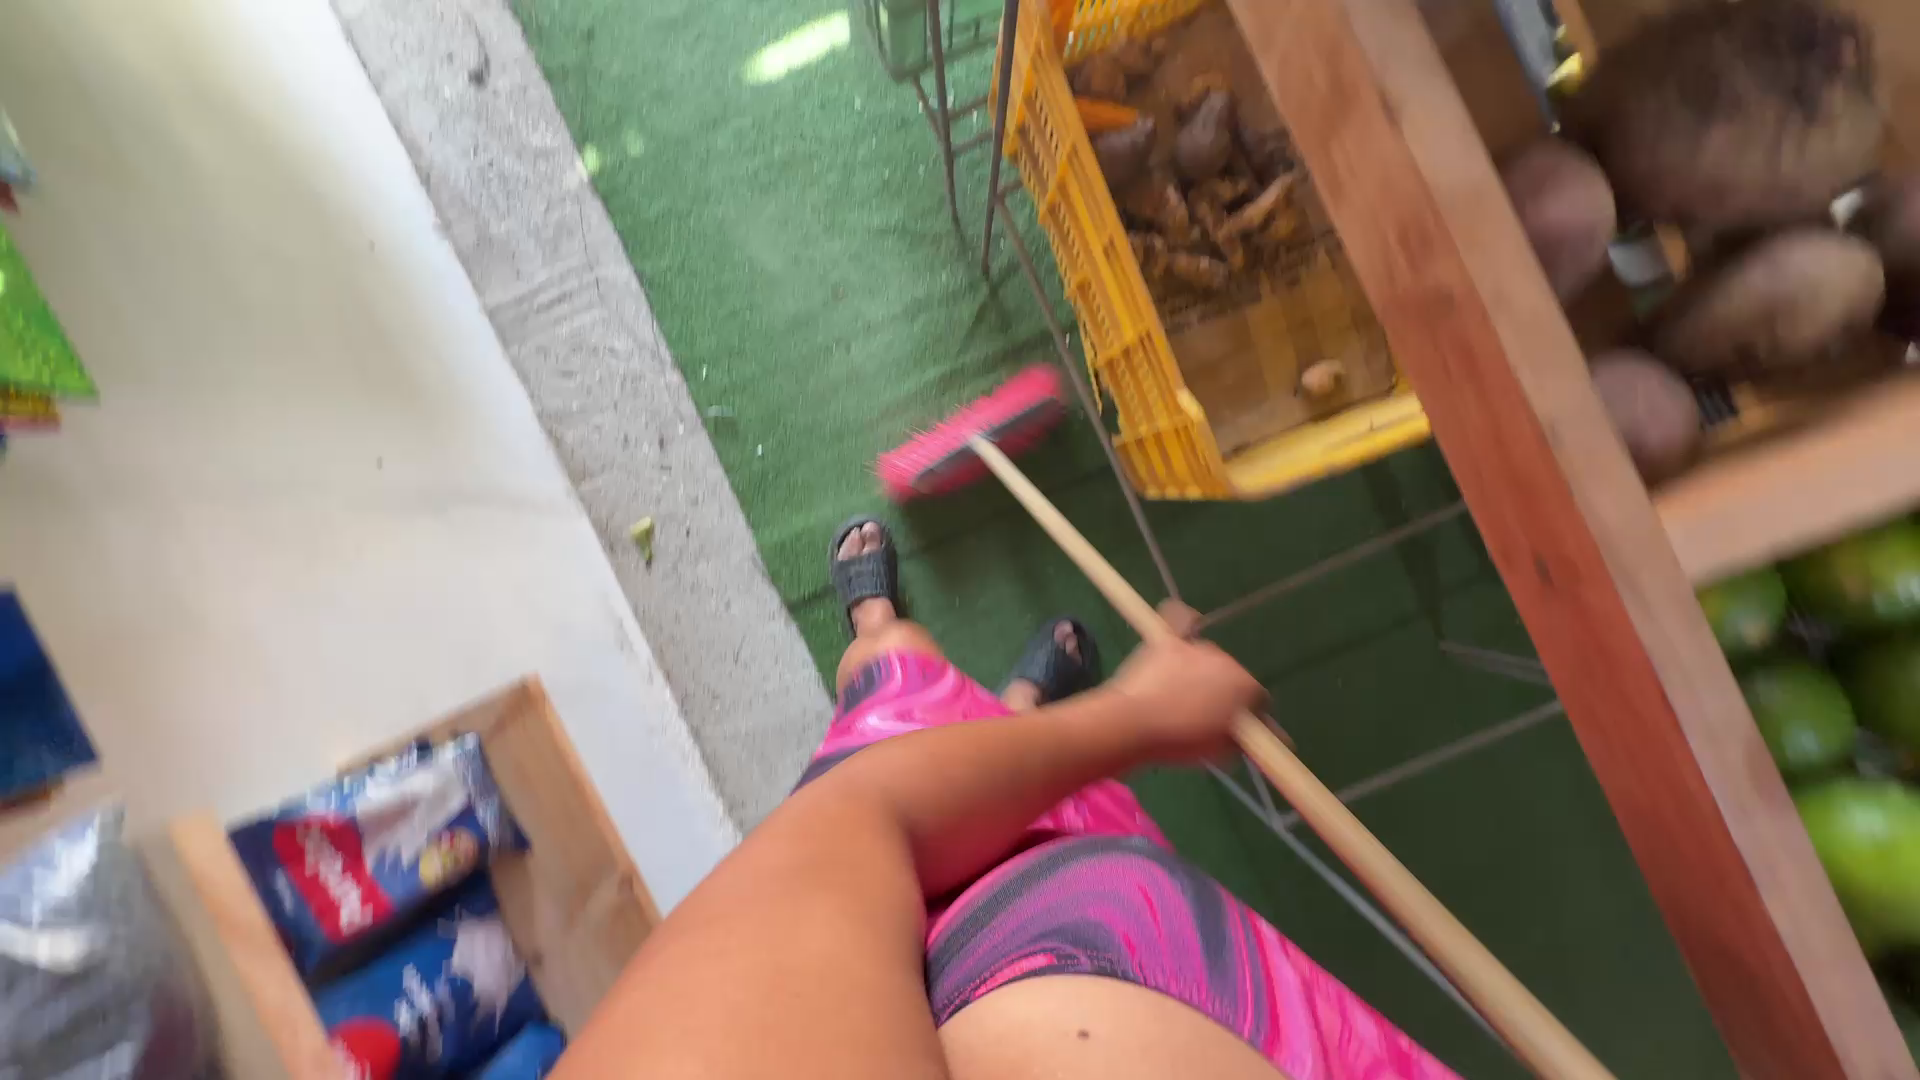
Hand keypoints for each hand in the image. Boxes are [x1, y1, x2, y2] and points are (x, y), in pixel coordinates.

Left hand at [1105, 602, 1266, 762]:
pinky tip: (1187, 618)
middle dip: (1223, 694)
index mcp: (1247, 687)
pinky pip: (1182, 619)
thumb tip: (1253, 736)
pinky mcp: (1168, 642)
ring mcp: (1197, 649)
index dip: (1248, 716)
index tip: (1233, 729)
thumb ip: (1244, 740)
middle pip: (1233, 677)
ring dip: (1201, 673)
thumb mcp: (1221, 751)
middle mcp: (1228, 661)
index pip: (1259, 700)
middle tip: (1202, 715)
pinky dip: (1185, 620)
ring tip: (1180, 692)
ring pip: (1208, 659)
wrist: (1136, 722)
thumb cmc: (1181, 741)